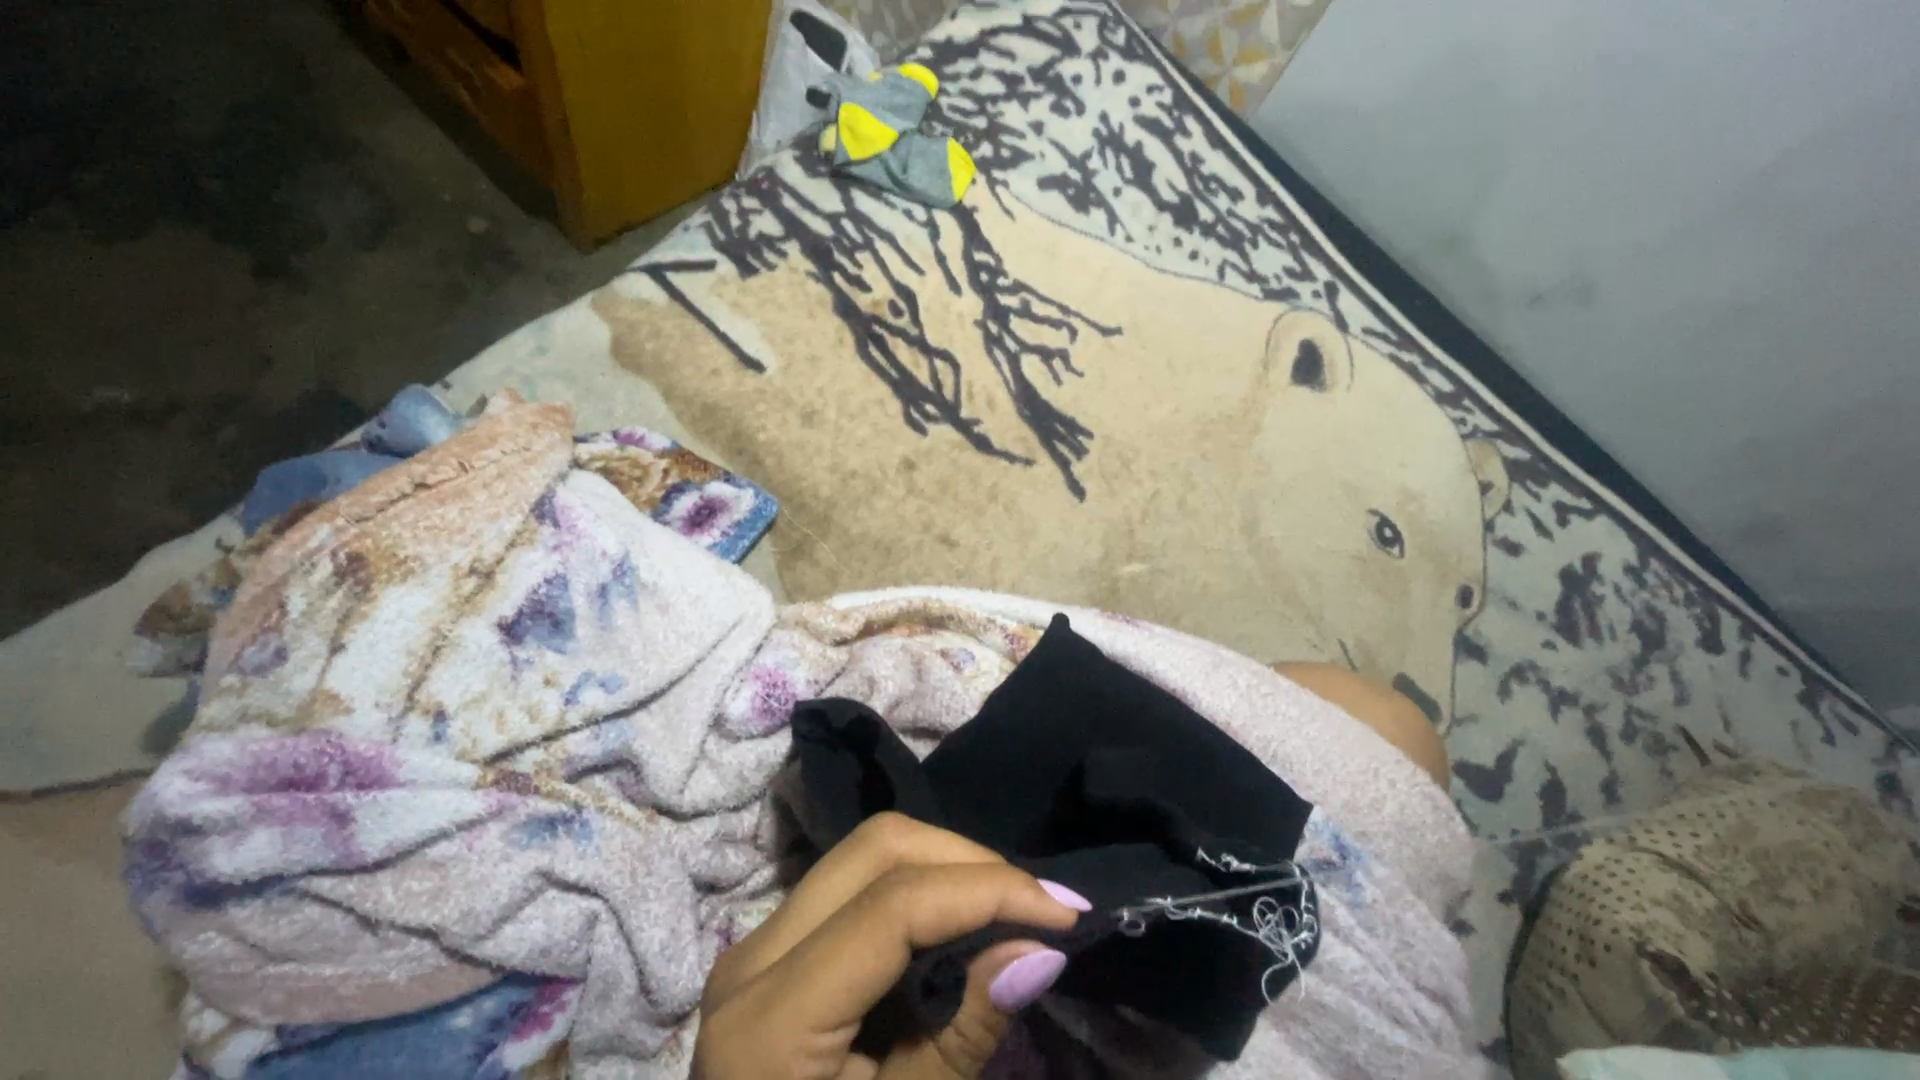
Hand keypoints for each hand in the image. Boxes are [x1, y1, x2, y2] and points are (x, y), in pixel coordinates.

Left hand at [693, 812, 1089, 1079]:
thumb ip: (964, 1032)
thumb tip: (1039, 948)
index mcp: (771, 1019)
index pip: (891, 906)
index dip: (987, 892)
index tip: (1067, 913)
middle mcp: (753, 954)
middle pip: (876, 848)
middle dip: (969, 863)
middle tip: (1039, 909)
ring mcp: (756, 943)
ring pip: (863, 853)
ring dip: (946, 867)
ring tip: (1009, 913)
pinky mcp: (772, 945)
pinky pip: (851, 883)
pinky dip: (917, 887)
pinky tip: (958, 924)